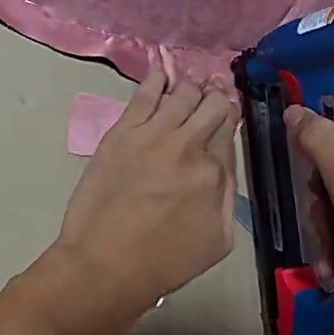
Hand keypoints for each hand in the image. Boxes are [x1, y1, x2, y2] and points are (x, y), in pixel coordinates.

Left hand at [48, 67, 239, 316]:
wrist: (105, 263)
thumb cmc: (164, 261)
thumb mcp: (219, 240)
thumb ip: (228, 194)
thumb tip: (224, 159)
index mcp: (215, 172)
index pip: (228, 128)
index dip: (228, 117)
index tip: (225, 112)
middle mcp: (189, 145)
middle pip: (211, 102)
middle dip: (215, 96)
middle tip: (210, 96)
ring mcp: (154, 133)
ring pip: (182, 90)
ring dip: (190, 86)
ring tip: (188, 85)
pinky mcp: (123, 130)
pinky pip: (145, 91)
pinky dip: (157, 77)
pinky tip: (161, 71)